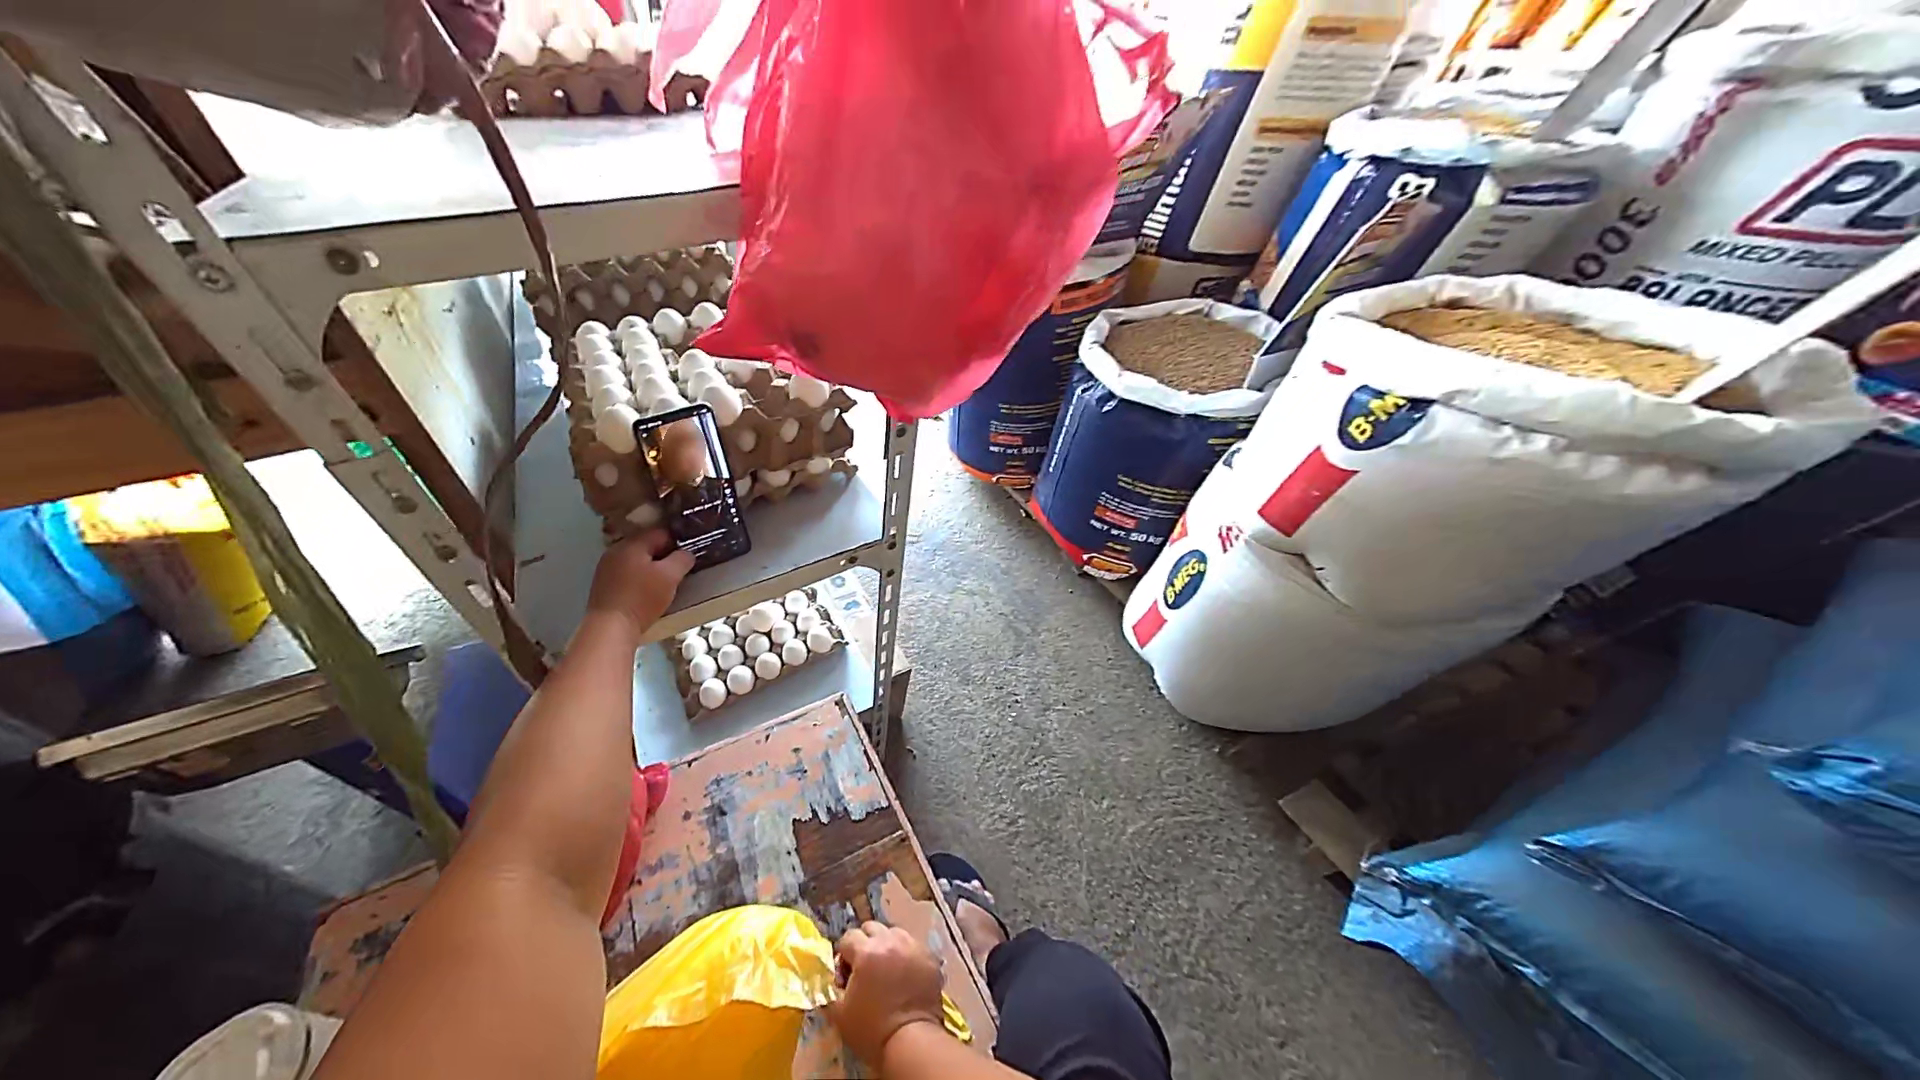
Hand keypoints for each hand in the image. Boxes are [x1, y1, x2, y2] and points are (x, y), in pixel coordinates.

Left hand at [585, 530, 692, 639]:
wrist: (610, 628)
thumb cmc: (642, 598)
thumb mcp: (670, 576)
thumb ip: (682, 559)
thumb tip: (686, 553)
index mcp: (632, 544)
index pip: (661, 533)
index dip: (678, 542)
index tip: (688, 557)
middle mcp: (615, 551)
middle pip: (646, 546)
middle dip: (663, 556)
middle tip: (677, 572)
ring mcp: (606, 568)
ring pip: (636, 561)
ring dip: (651, 568)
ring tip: (663, 584)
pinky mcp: (602, 585)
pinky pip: (627, 574)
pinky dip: (638, 579)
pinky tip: (645, 593)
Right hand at [827, 921, 945, 1065]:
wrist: (911, 1041)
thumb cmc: (871, 1029)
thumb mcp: (839, 1013)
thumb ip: (831, 989)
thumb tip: (833, 978)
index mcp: (866, 951)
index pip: (848, 937)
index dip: (843, 955)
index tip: (845, 974)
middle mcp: (890, 940)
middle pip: (872, 928)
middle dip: (864, 943)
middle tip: (864, 967)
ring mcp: (913, 946)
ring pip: (894, 933)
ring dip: (886, 945)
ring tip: (886, 969)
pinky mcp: (930, 957)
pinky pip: (913, 946)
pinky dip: (906, 955)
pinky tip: (904, 974)